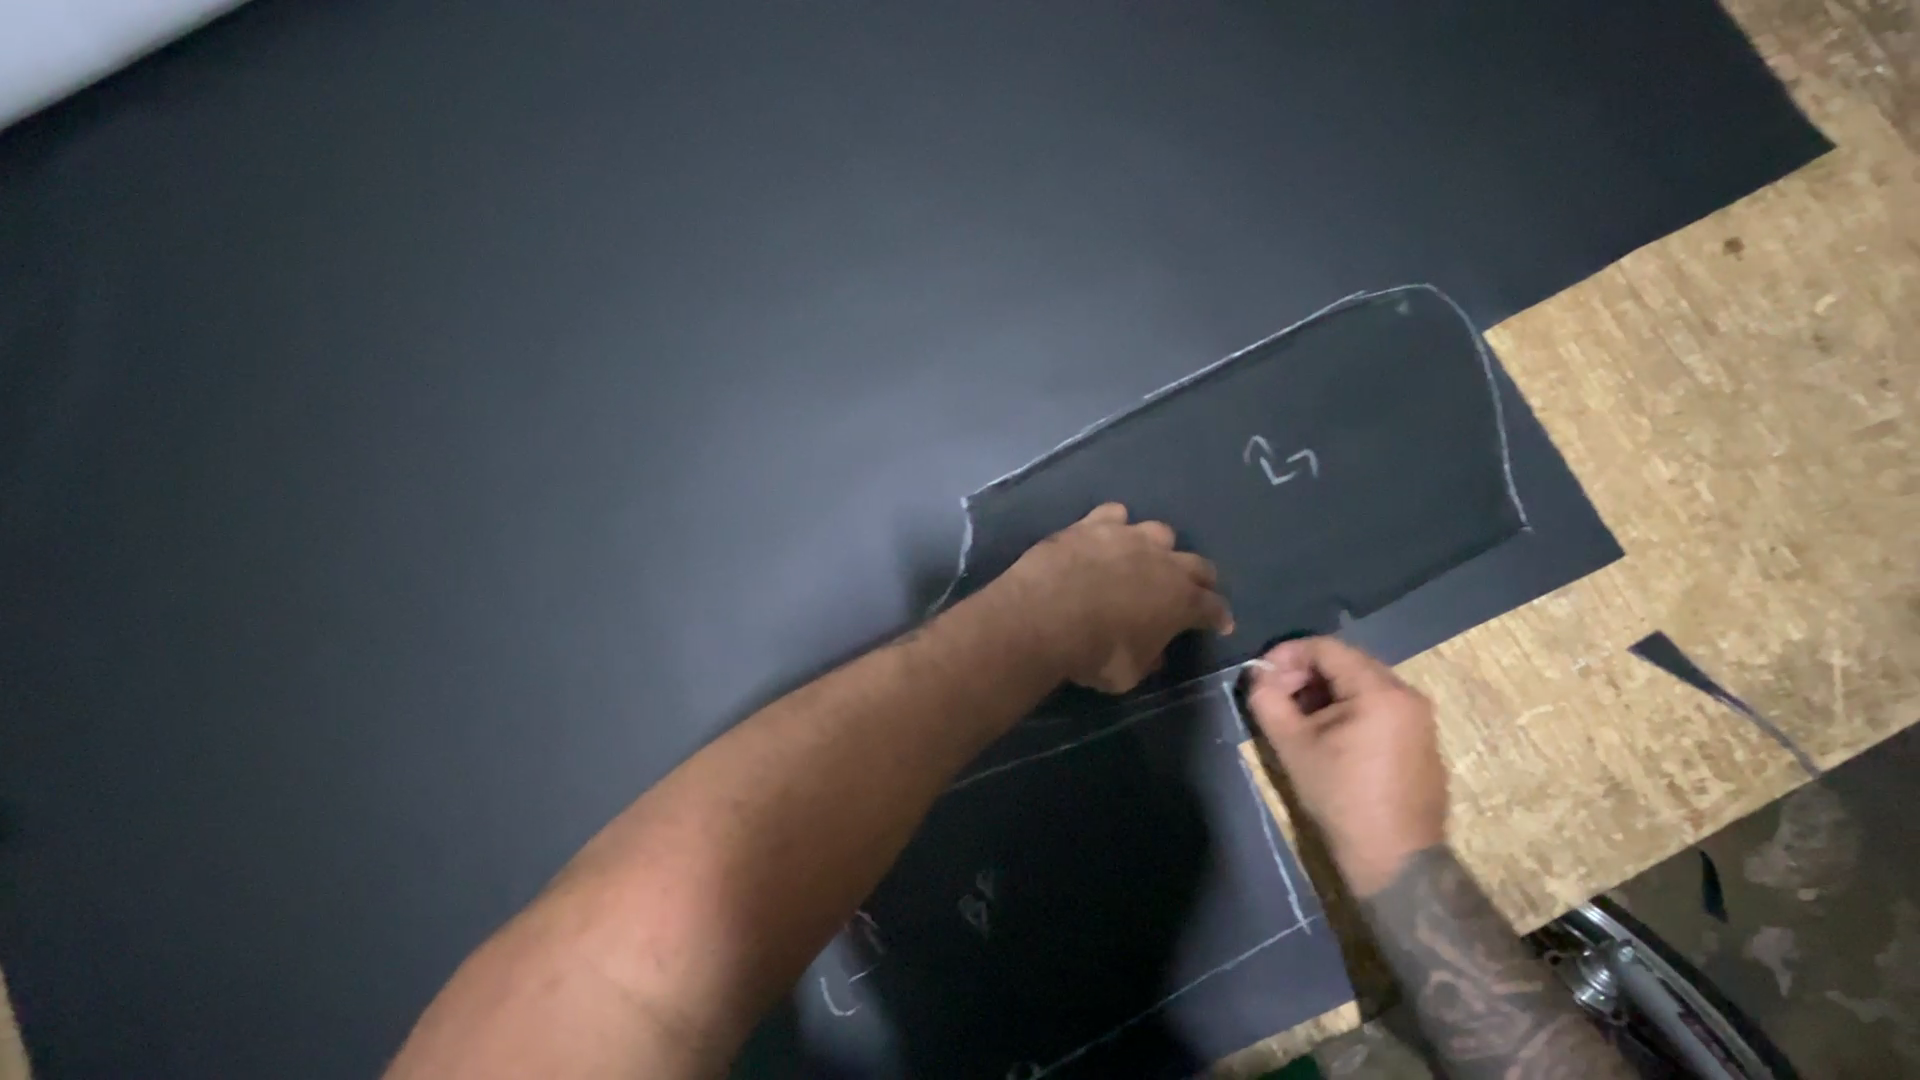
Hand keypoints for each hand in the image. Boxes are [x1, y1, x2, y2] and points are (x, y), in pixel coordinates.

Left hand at [995, 503, 1232, 693]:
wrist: (1045, 616)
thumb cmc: (1094, 653)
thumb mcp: (1128, 674)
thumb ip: (1147, 659)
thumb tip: (1153, 654)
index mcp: (1182, 602)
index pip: (1213, 607)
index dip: (1218, 617)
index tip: (1220, 623)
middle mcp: (1164, 562)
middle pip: (1197, 564)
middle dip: (1200, 579)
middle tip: (1194, 591)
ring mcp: (1129, 537)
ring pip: (1159, 532)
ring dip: (1159, 548)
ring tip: (1148, 559)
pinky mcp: (1093, 524)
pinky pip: (1114, 515)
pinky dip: (1115, 524)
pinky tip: (1107, 534)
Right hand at [1246, 636, 1446, 896]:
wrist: (1394, 858)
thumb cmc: (1340, 796)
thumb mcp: (1291, 745)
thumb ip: (1267, 700)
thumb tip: (1257, 676)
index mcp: (1379, 690)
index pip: (1326, 648)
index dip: (1286, 654)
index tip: (1261, 675)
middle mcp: (1407, 694)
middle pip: (1346, 662)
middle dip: (1305, 672)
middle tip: (1276, 695)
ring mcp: (1420, 718)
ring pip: (1363, 684)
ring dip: (1325, 691)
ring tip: (1297, 716)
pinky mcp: (1422, 739)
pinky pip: (1380, 705)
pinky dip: (1348, 708)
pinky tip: (1327, 734)